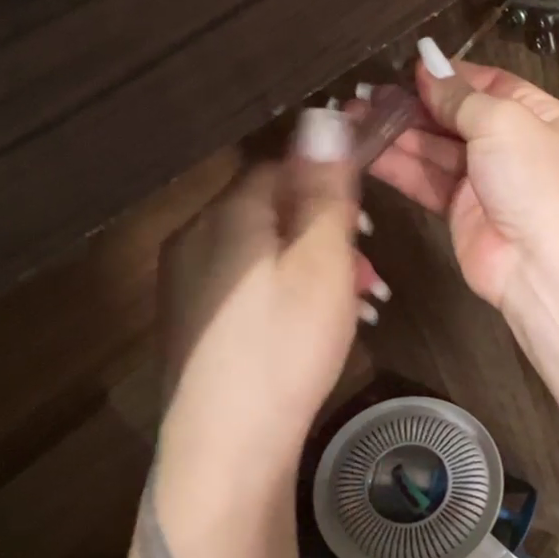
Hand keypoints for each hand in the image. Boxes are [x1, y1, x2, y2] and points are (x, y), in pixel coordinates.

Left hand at [156, 109, 386, 500]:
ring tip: (354, 305)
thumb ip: (326, 190)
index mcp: (228, 213)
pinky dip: (286, 294)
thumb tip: (326, 113)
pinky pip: (246, 287)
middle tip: (371, 272)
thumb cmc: (285, 347)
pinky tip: (311, 330)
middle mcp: (195, 237)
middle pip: (271, 210)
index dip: (331, 183)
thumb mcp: (323, 262)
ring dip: (312, 266)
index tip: (371, 217)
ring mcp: (186, 283)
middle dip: (328, 232)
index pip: (282, 167)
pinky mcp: (192, 324)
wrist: (227, 444)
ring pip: (262, 252)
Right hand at [351, 40, 558, 309]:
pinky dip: (398, 165)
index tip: (409, 67)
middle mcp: (515, 145)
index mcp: (540, 116)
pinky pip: (426, 180)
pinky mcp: (461, 212)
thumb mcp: (504, 123)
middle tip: (369, 92)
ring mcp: (487, 181)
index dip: (451, 74)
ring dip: (399, 132)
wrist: (542, 267)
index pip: (492, 83)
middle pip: (458, 115)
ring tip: (354, 115)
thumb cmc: (536, 182)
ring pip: (436, 148)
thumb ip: (461, 97)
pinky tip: (365, 149)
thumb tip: (429, 65)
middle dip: (416, 104)